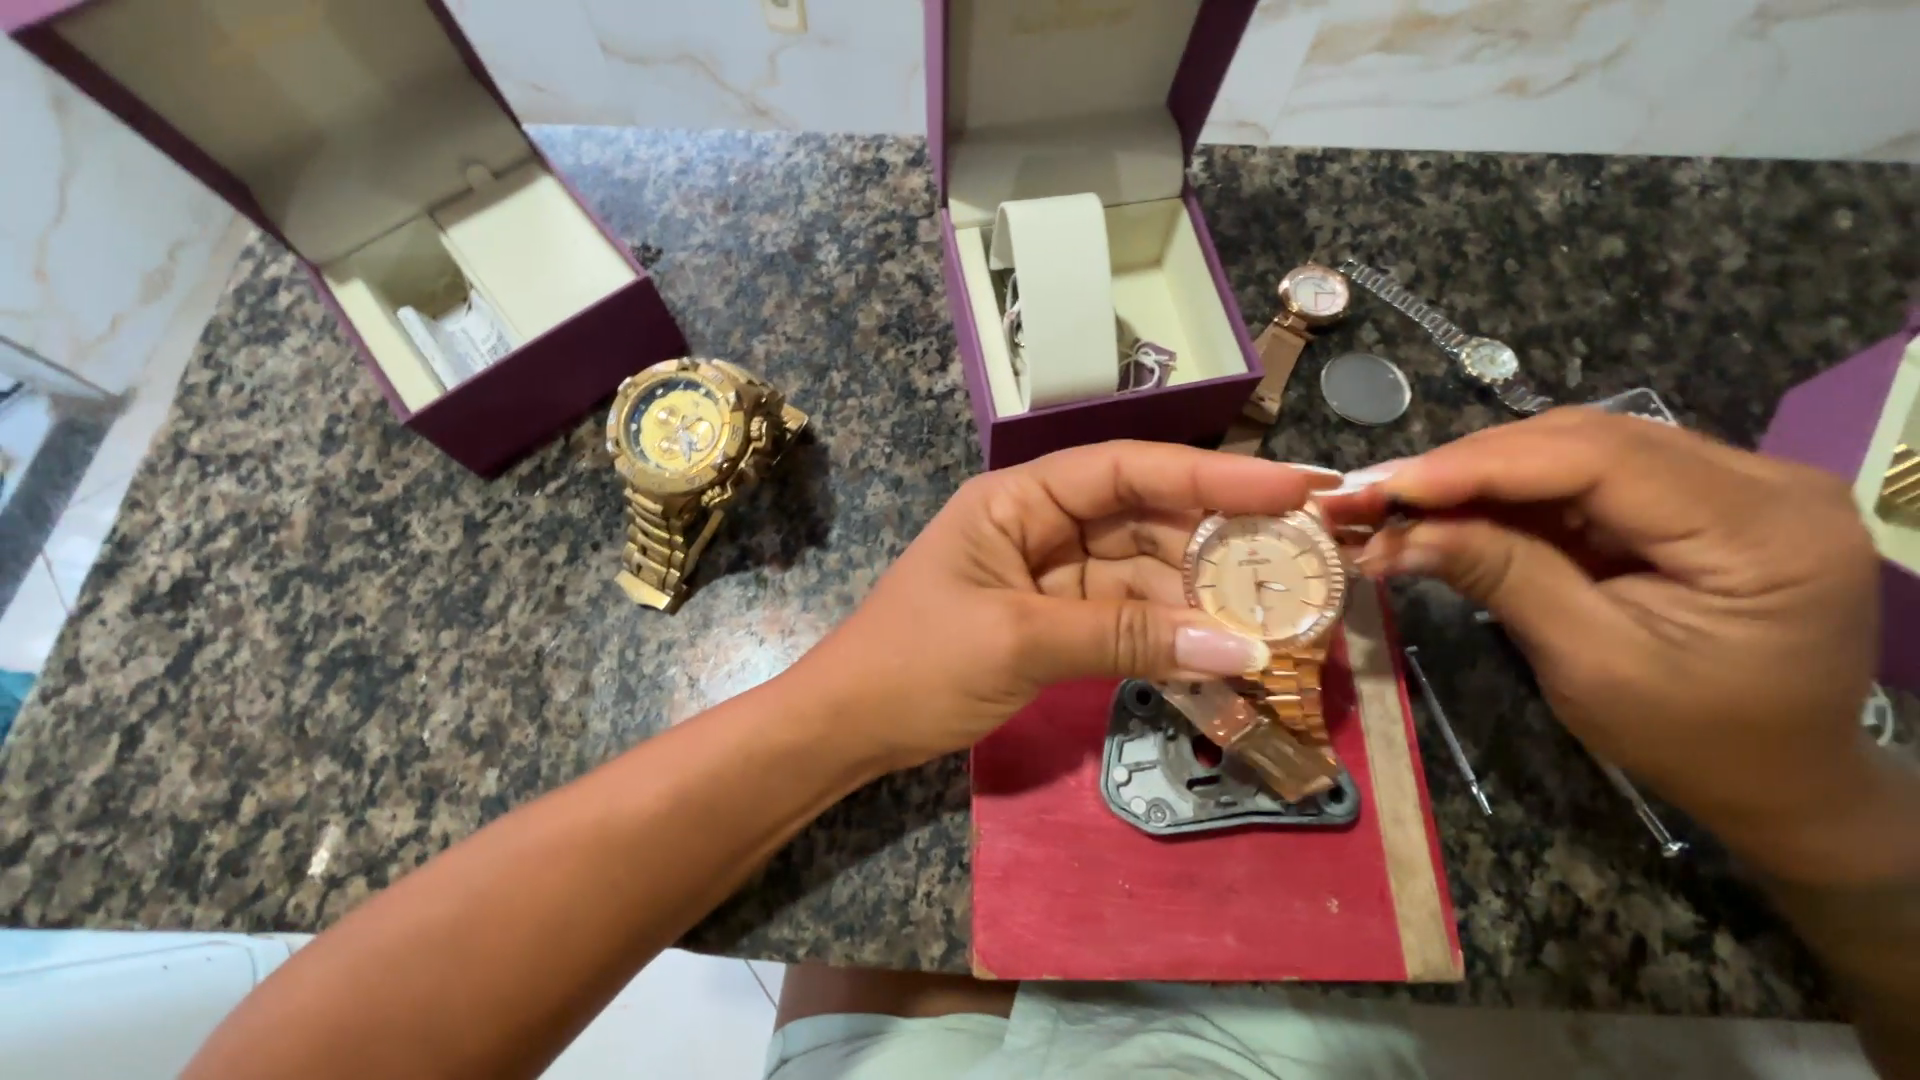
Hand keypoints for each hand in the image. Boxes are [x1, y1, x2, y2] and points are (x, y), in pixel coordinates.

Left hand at [793, 442, 1343, 769]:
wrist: (849, 725)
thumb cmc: (915, 664)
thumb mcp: (1019, 642)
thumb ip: (1126, 639)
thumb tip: (1240, 647)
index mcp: (1018, 498)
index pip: (1126, 469)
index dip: (1212, 475)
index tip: (1291, 485)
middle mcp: (1039, 523)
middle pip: (1143, 516)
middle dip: (1215, 538)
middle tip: (1300, 558)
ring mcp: (1048, 574)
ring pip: (1140, 569)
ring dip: (1198, 591)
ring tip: (1275, 611)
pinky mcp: (1052, 621)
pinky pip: (1123, 615)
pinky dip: (1165, 631)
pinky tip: (1217, 645)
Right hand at [1354, 410, 1882, 874]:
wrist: (1780, 777)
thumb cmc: (1694, 739)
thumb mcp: (1590, 662)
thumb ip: (1501, 577)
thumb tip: (1396, 534)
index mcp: (1762, 530)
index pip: (1600, 460)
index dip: (1480, 465)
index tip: (1385, 486)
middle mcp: (1761, 482)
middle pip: (1585, 440)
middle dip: (1468, 465)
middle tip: (1373, 495)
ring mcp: (1732, 484)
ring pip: (1577, 447)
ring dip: (1480, 474)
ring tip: (1400, 503)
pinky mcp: (1695, 500)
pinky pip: (1585, 475)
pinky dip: (1509, 492)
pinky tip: (1452, 509)